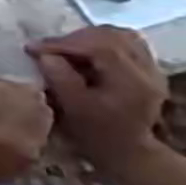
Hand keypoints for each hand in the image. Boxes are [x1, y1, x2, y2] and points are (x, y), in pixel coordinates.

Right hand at [27, 26, 167, 168]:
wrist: (127, 148)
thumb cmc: (97, 130)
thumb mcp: (73, 106)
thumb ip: (60, 77)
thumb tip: (44, 54)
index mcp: (133, 82)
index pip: (101, 48)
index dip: (63, 43)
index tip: (34, 48)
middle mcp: (148, 72)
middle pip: (112, 36)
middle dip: (74, 38)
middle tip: (49, 49)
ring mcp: (151, 69)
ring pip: (121, 35)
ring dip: (88, 37)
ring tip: (65, 48)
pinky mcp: (146, 69)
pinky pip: (126, 42)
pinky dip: (102, 40)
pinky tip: (84, 51)